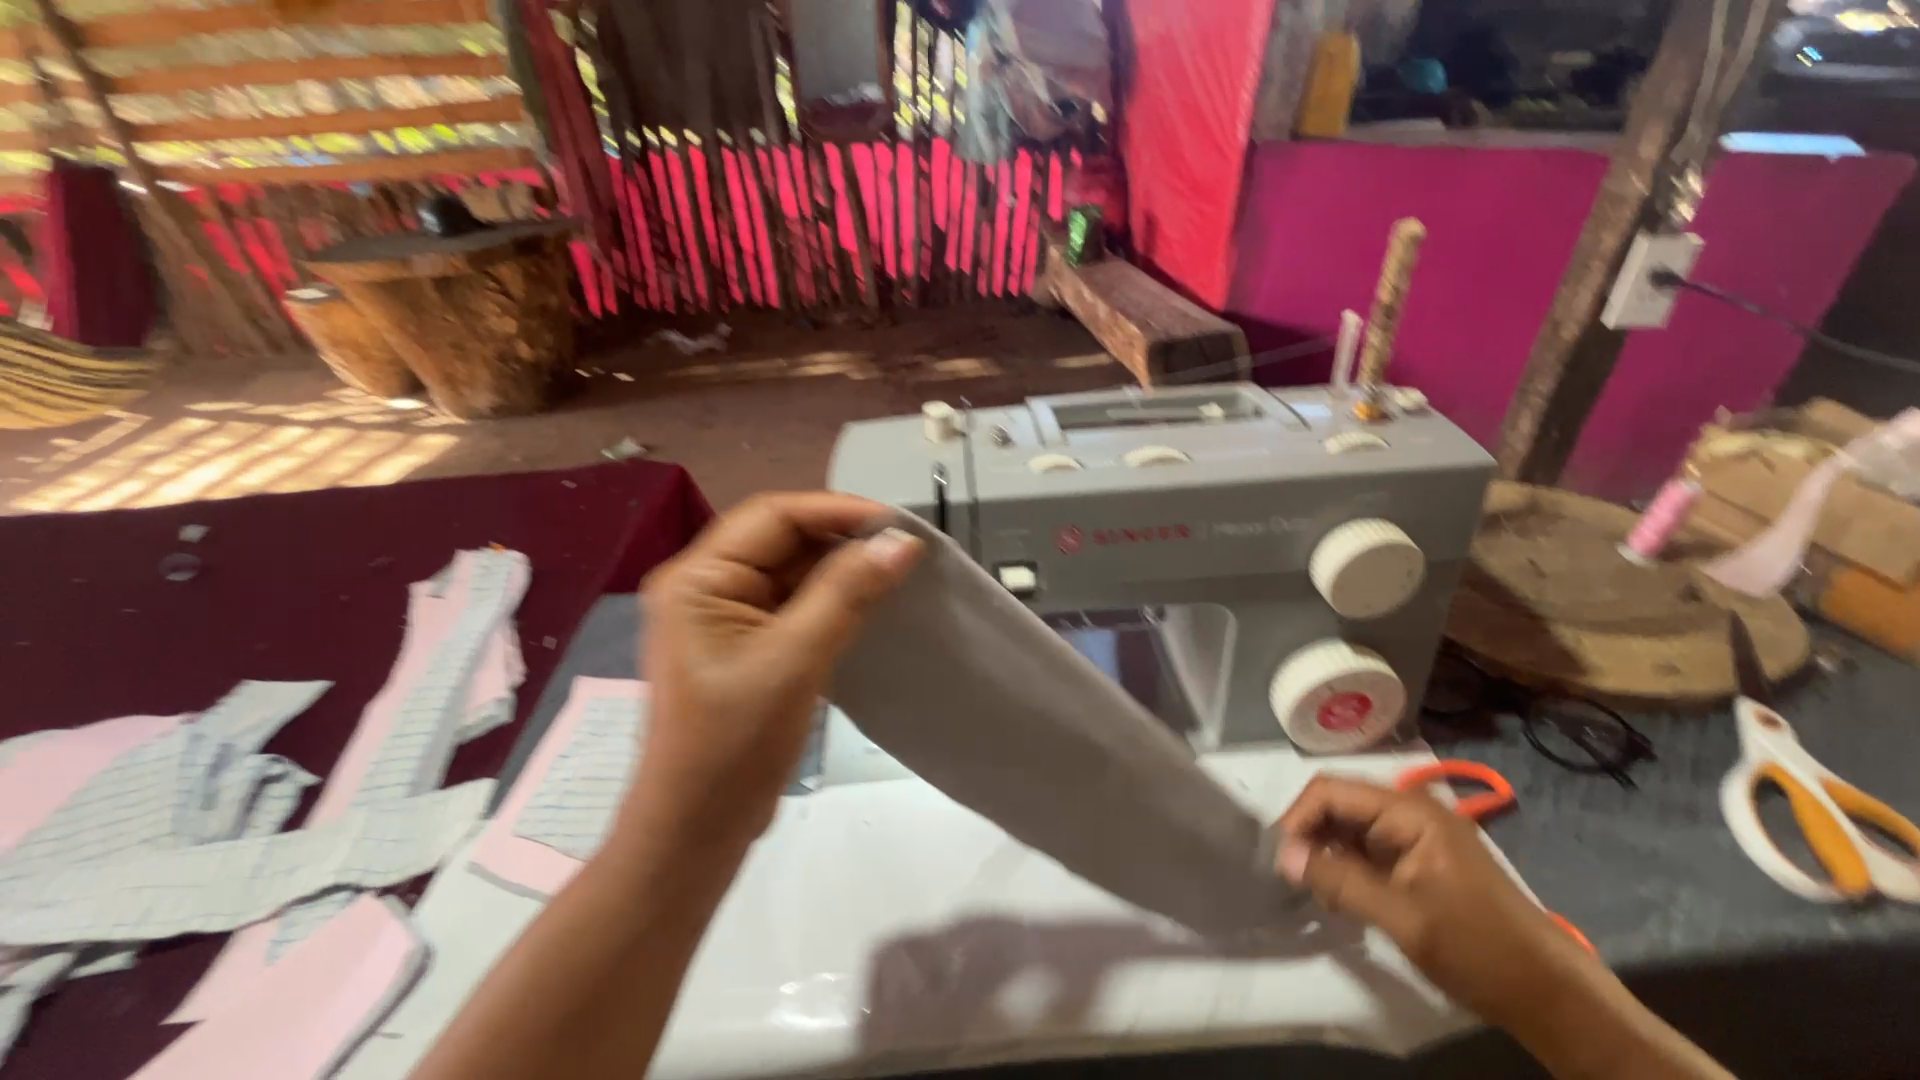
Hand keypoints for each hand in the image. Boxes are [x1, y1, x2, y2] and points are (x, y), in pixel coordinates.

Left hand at [635, 493, 922, 843]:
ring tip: (899, 575)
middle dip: (843, 542)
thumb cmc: (734, 745)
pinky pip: (795, 607)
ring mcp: (726, 618)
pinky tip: (873, 607)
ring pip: (793, 574)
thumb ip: (847, 594)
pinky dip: (833, 603)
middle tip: (906, 552)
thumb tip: (901, 542)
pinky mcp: (747, 647)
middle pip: (783, 541)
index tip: (898, 524)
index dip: (837, 511)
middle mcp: (706, 586)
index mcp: (698, 578)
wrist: (697, 830)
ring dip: (843, 573)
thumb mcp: (794, 661)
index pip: (773, 516)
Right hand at [1275, 775, 1603, 1033]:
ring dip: (1326, 854)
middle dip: (1310, 836)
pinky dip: (1346, 868)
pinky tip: (1342, 897)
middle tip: (1299, 881)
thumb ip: (1340, 881)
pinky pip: (1366, 849)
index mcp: (1410, 812)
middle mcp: (1410, 812)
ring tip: (1322, 894)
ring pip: (1349, 828)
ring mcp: (1415, 836)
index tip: (1284, 861)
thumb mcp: (1402, 917)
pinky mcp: (1417, 860)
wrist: (1547, 992)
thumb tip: (1284, 856)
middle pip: (1338, 804)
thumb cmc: (1478, 948)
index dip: (1299, 818)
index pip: (1331, 790)